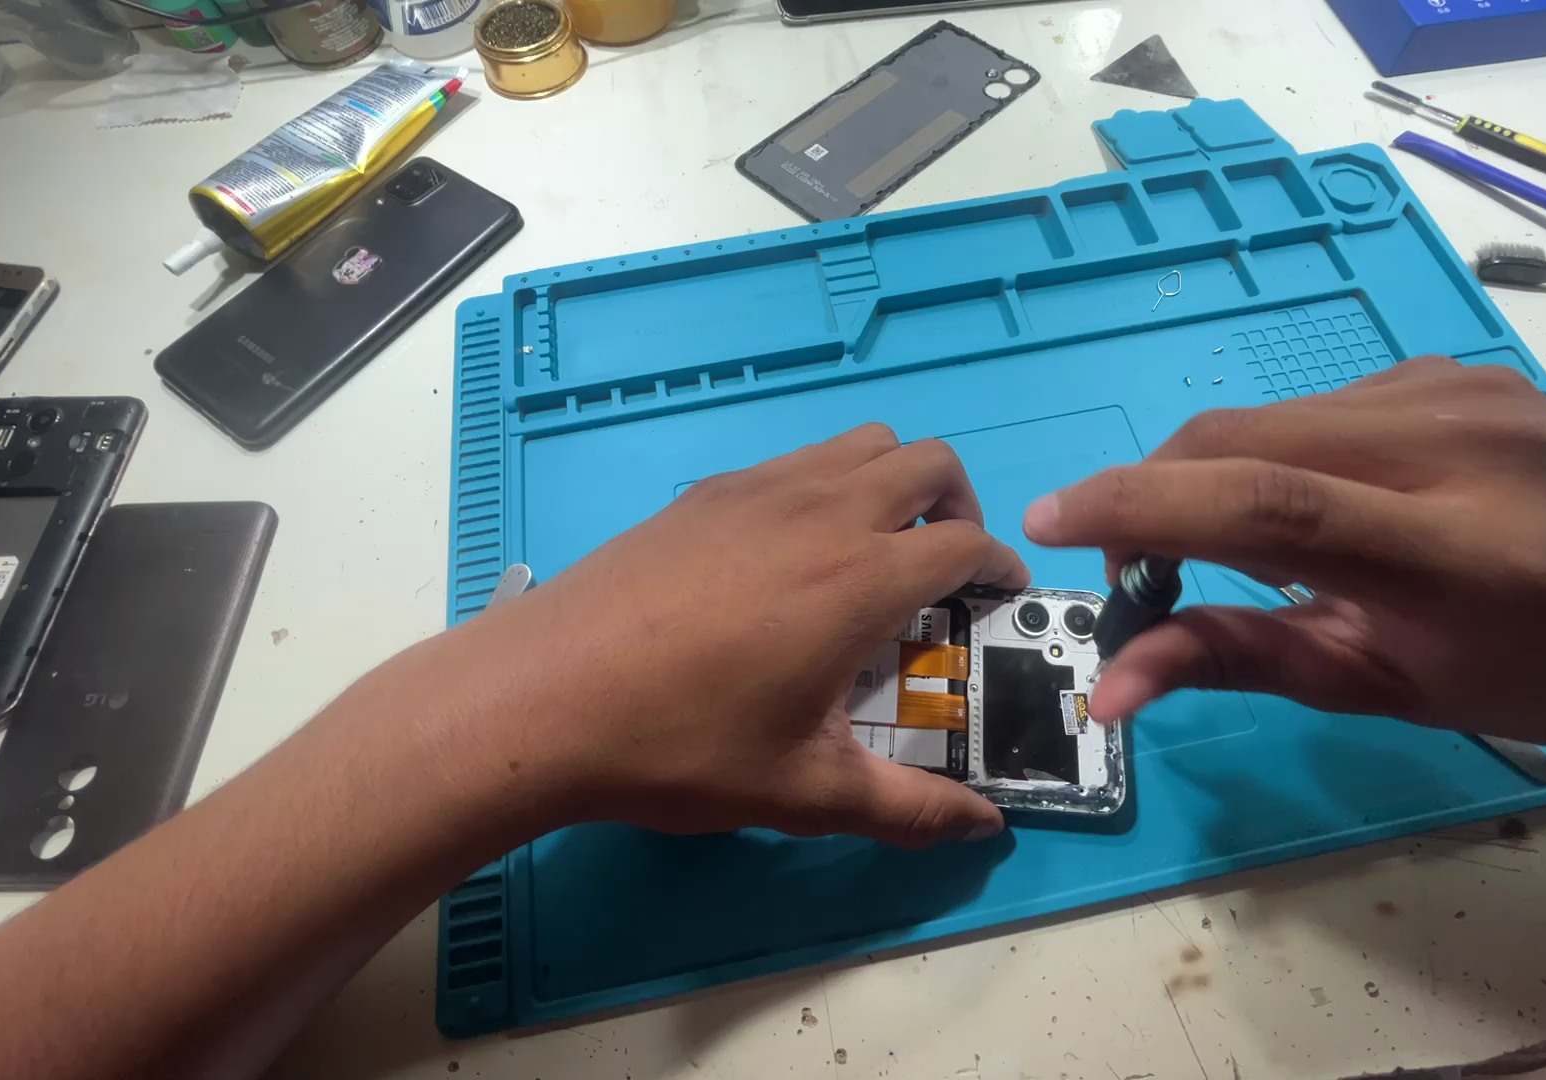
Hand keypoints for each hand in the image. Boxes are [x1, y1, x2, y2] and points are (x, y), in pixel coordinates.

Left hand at [442, 424, 1025, 847]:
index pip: (965, 541)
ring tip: (876, 546)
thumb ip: (911, 810)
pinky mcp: (708, 490)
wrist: (544, 696)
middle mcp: (822, 509)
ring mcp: (760, 488)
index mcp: (860, 576)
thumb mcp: (807, 791)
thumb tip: (986, 830)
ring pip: (861, 444)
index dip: (998, 565)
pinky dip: (830, 484)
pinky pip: (799, 460)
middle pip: (926, 461)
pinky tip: (793, 550)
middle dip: (959, 502)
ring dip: (895, 481)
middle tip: (946, 563)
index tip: (1000, 594)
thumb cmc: (683, 745)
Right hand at [1022, 357, 1545, 761]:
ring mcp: (1461, 389)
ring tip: (1224, 541)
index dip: (1135, 507)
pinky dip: (1256, 457)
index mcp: (1460, 555)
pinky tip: (1299, 501)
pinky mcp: (1447, 368)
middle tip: (1135, 563)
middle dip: (1148, 496)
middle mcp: (1466, 445)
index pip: (1264, 505)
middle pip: (1237, 443)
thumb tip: (1105, 689)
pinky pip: (1296, 407)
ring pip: (1254, 420)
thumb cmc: (1514, 679)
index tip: (1045, 521)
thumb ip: (1224, 664)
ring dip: (1199, 479)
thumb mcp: (1362, 688)